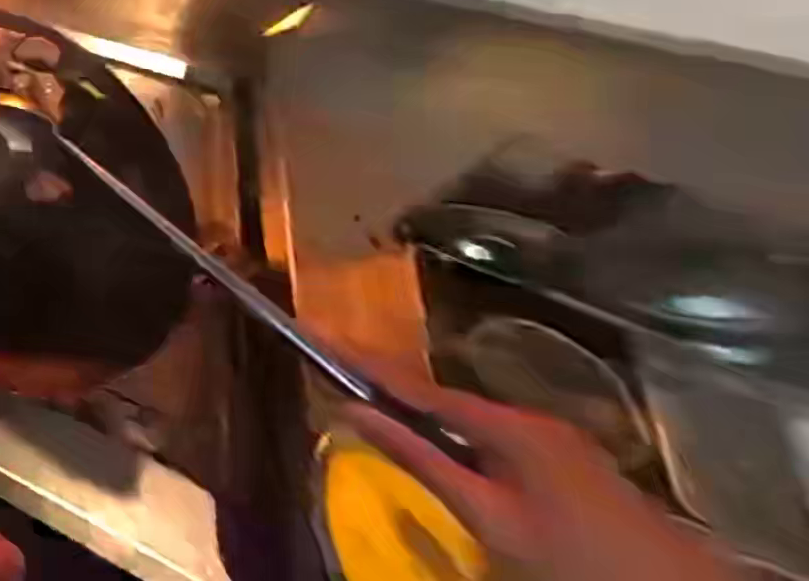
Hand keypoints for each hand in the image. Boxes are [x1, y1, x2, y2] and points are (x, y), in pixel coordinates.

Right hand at [343, 371, 732, 580]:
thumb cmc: (574, 562)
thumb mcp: (487, 517)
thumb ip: (418, 459)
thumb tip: (352, 409)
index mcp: (506, 425)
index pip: (412, 382)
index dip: (358, 358)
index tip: (313, 331)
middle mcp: (528, 419)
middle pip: (438, 394)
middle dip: (386, 381)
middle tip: (334, 364)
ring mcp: (553, 440)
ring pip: (465, 415)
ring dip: (418, 409)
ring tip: (372, 399)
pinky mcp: (568, 461)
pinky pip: (490, 434)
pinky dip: (452, 431)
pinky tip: (436, 440)